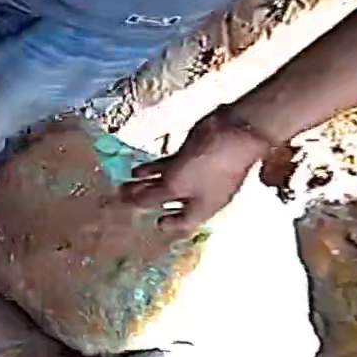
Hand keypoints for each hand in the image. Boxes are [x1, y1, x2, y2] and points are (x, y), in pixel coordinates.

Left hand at [121, 110, 276, 235]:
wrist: (234, 132)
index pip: (184, 223)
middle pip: (170, 203)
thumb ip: (151, 197)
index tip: (148, 223)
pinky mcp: (190, 158)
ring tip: (122, 185)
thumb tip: (132, 205)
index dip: (167, 224)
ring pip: (167, 184)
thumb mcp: (174, 186)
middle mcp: (200, 195)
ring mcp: (196, 175)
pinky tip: (135, 171)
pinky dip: (152, 170)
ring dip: (145, 185)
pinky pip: (167, 168)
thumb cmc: (207, 166)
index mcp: (203, 208)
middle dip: (146, 202)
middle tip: (121, 200)